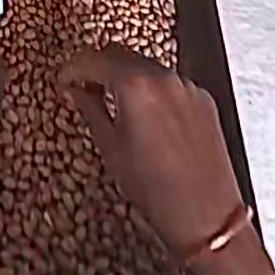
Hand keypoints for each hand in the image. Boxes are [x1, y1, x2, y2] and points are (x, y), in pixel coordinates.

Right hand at [59, 46, 245, 254]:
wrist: (208, 221)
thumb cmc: (158, 191)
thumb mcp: (111, 148)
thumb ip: (89, 108)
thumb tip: (75, 90)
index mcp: (135, 85)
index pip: (93, 60)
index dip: (73, 68)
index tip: (65, 79)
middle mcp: (162, 77)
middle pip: (119, 54)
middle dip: (98, 67)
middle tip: (84, 87)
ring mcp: (185, 86)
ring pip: (144, 65)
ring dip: (125, 76)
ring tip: (114, 102)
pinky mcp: (202, 98)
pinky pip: (168, 82)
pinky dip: (152, 89)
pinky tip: (146, 115)